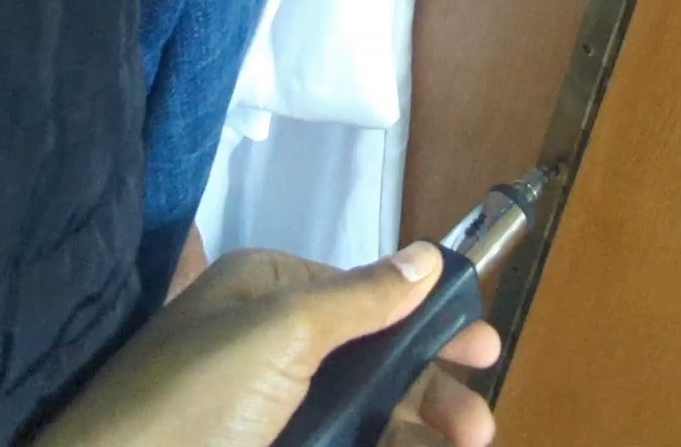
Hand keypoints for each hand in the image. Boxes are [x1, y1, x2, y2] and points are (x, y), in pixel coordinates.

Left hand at [33, 241, 500, 446]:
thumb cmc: (199, 396)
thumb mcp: (282, 330)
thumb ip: (362, 295)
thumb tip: (428, 252)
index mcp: (269, 290)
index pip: (365, 290)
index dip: (425, 315)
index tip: (480, 343)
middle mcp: (271, 340)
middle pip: (370, 353)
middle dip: (429, 381)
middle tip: (480, 420)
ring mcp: (268, 405)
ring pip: (360, 407)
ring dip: (414, 425)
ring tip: (471, 442)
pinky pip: (340, 441)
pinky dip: (381, 445)